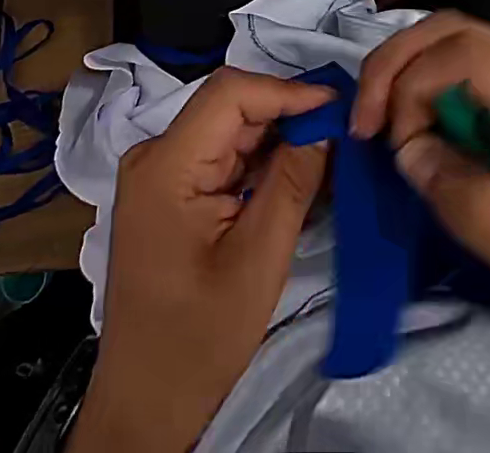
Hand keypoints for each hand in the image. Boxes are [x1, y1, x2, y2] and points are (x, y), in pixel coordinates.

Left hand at [68, 69, 331, 452]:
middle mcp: (157, 155)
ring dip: (280, 136)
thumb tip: (326, 126)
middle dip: (288, 112)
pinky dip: (264, 159)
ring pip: (231, 129)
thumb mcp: (258, 257)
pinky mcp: (174, 190)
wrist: (148, 398)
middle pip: (230, 107)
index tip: (337, 106)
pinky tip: (300, 169)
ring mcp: (163, 172)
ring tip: (330, 148)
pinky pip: (225, 156)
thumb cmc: (199, 336)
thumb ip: (292, 181)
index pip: (230, 94)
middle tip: (342, 128)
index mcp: (165, 165)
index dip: (286, 91)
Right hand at [358, 14, 489, 452]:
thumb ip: (470, 203)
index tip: (390, 147)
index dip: (408, 87)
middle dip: (395, 65)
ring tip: (389, 126)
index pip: (462, 55)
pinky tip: (426, 127)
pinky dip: (433, 83)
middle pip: (453, 28)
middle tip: (366, 124)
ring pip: (458, 37)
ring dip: (410, 71)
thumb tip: (408, 151)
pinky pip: (474, 62)